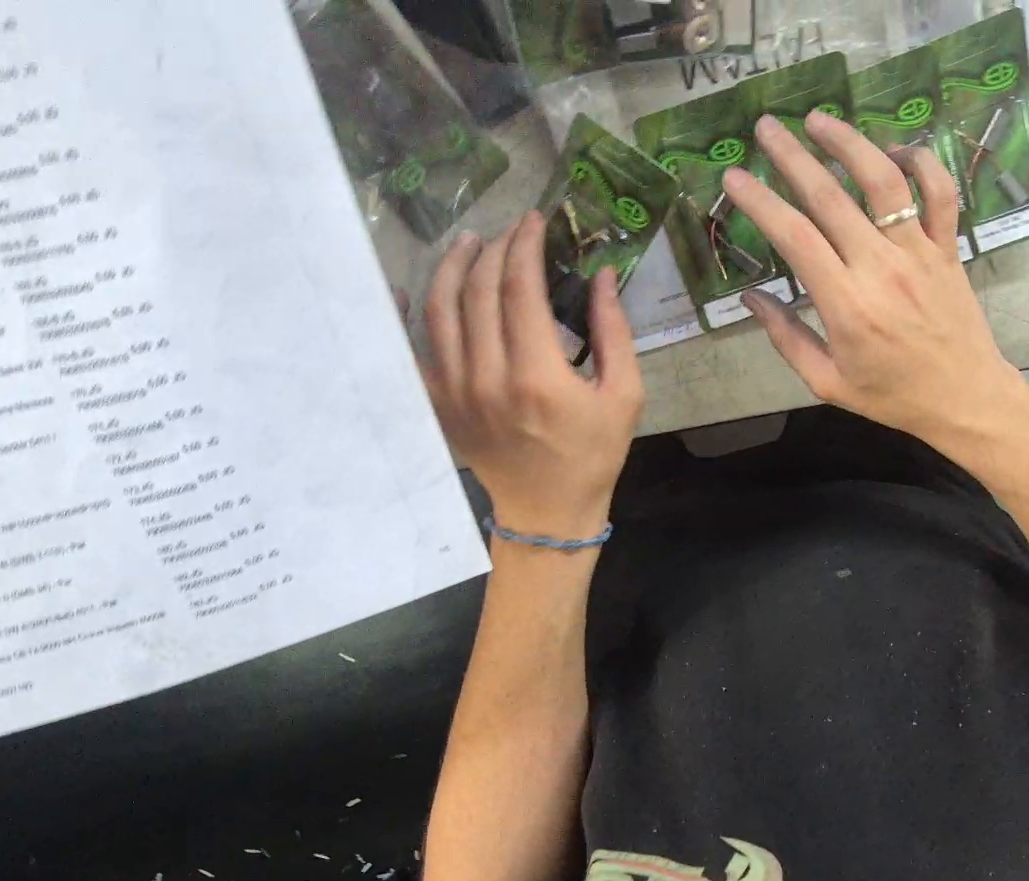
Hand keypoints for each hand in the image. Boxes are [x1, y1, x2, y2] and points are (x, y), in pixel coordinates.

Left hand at [421, 212, 644, 540]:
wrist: (548, 510)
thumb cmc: (593, 455)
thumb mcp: (625, 397)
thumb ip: (614, 333)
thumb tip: (602, 274)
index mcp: (537, 375)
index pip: (520, 288)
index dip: (525, 246)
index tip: (535, 222)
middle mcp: (487, 377)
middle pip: (477, 290)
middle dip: (495, 248)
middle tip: (512, 230)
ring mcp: (455, 390)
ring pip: (439, 309)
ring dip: (452, 266)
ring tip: (469, 242)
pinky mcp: (437, 403)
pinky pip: (411, 349)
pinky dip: (404, 314)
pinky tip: (406, 286)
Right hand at [721, 110, 1028, 449]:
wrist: (964, 398)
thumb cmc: (892, 396)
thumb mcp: (827, 383)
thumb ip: (786, 339)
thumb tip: (750, 298)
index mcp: (846, 304)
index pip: (794, 237)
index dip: (759, 201)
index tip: (734, 177)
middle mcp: (880, 268)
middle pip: (830, 196)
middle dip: (792, 156)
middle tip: (766, 127)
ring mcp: (919, 252)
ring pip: (883, 181)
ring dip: (848, 143)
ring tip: (819, 120)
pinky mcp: (948, 248)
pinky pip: (939, 192)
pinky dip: (919, 162)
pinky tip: (893, 150)